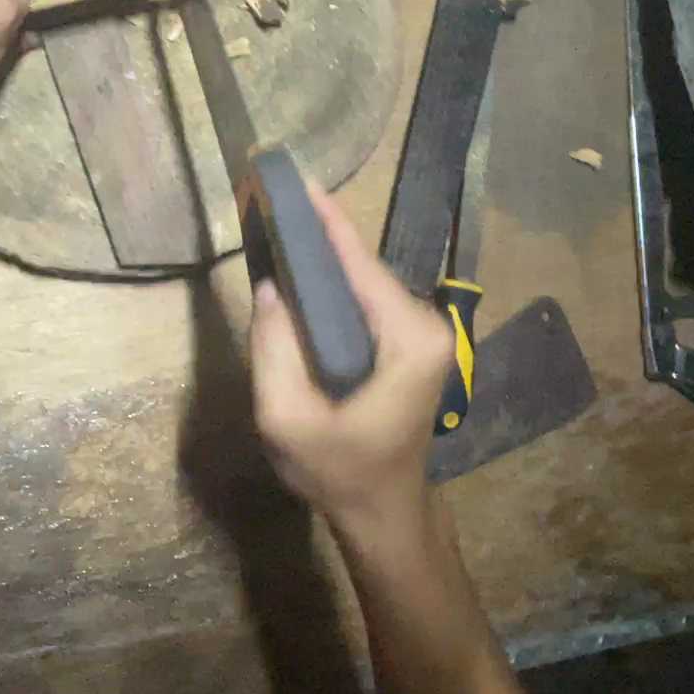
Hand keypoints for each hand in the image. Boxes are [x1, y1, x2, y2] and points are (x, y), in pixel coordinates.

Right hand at [249, 181, 453, 534]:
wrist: (383, 512)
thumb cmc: (338, 471)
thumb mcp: (287, 419)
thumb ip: (274, 350)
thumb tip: (270, 288)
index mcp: (407, 341)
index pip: (360, 264)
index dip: (326, 220)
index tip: (297, 180)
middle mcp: (424, 327)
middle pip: (363, 265)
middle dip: (318, 232)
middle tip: (272, 202)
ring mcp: (420, 334)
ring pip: (363, 279)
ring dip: (323, 254)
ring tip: (278, 225)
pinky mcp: (407, 342)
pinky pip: (364, 298)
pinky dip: (332, 280)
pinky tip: (299, 268)